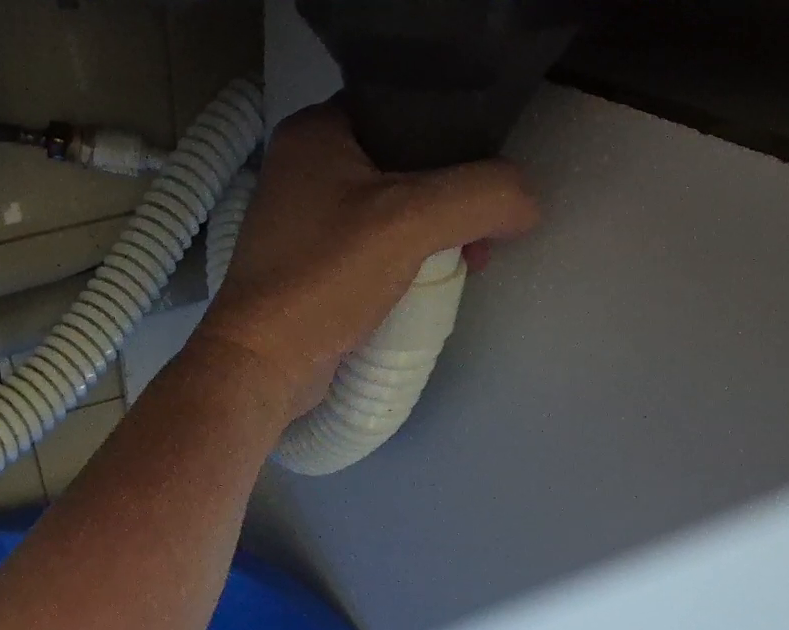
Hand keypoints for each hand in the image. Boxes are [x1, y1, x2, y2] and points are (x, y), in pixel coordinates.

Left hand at [188, 100, 540, 425]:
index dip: (459, 136)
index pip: (405, 106)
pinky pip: (373, 249)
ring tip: (470, 263)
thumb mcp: (411, 222)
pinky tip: (433, 284)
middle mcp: (302, 168)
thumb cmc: (324, 279)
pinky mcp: (308, 267)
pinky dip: (406, 261)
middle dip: (453, 198)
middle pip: (404, 164)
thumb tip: (527, 205)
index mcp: (315, 132)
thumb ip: (483, 195)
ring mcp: (302, 221)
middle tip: (485, 232)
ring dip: (435, 235)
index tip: (492, 177)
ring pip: (391, 211)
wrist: (260, 364)